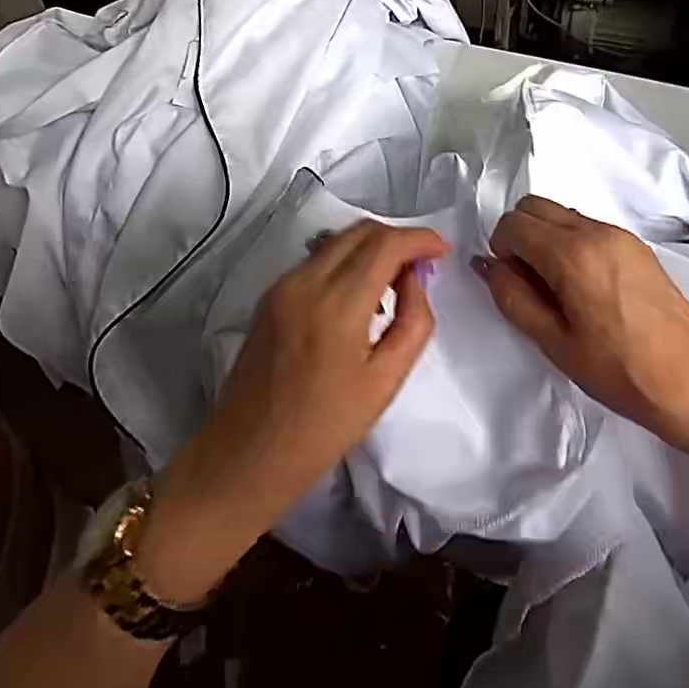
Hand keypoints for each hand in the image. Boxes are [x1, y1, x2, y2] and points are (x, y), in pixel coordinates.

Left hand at [136, 220, 446, 602]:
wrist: (246, 455)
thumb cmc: (324, 428)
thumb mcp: (386, 382)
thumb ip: (413, 323)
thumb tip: (414, 282)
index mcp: (337, 306)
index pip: (386, 244)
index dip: (421, 240)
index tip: (442, 253)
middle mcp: (305, 282)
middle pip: (361, 231)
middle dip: (399, 240)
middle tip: (422, 269)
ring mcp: (281, 286)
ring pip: (338, 241)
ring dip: (374, 249)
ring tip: (395, 285)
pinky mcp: (269, 296)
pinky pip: (319, 260)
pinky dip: (349, 263)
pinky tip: (361, 298)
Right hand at [478, 196, 688, 453]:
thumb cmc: (619, 370)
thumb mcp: (553, 342)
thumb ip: (513, 297)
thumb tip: (489, 266)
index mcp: (573, 252)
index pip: (514, 222)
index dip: (501, 250)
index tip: (512, 284)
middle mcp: (598, 230)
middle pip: (536, 206)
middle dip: (519, 236)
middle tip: (529, 285)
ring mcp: (622, 235)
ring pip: (563, 214)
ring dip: (546, 239)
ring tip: (558, 292)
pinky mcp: (639, 247)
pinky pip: (589, 227)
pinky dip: (571, 244)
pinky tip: (584, 289)